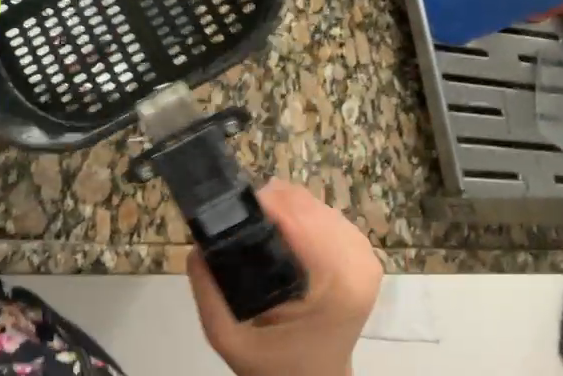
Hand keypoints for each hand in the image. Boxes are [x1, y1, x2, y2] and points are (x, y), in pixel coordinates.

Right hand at [188, 181, 382, 375]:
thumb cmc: (277, 366)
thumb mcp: (230, 340)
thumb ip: (209, 294)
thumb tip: (197, 246)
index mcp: (337, 284)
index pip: (300, 217)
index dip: (262, 205)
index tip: (230, 213)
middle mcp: (358, 263)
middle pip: (306, 204)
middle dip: (269, 204)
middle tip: (238, 224)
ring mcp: (365, 256)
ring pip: (314, 203)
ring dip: (283, 207)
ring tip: (256, 229)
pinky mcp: (363, 254)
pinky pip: (325, 212)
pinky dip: (299, 214)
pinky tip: (283, 232)